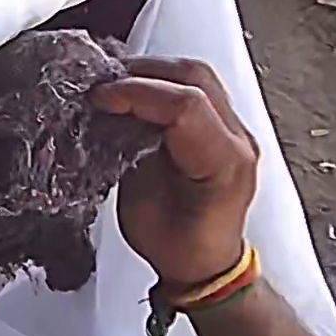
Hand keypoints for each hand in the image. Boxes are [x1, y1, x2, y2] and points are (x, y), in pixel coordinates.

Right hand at [92, 57, 256, 287]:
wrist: (203, 262)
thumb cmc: (175, 245)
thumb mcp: (142, 206)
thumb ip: (133, 155)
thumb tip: (111, 120)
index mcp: (223, 162)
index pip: (184, 105)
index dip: (136, 93)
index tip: (99, 98)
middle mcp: (236, 139)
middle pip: (195, 78)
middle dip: (142, 74)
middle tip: (101, 86)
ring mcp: (233, 130)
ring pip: (196, 77)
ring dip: (150, 74)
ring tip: (113, 87)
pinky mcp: (219, 128)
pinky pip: (193, 91)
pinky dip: (158, 86)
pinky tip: (131, 96)